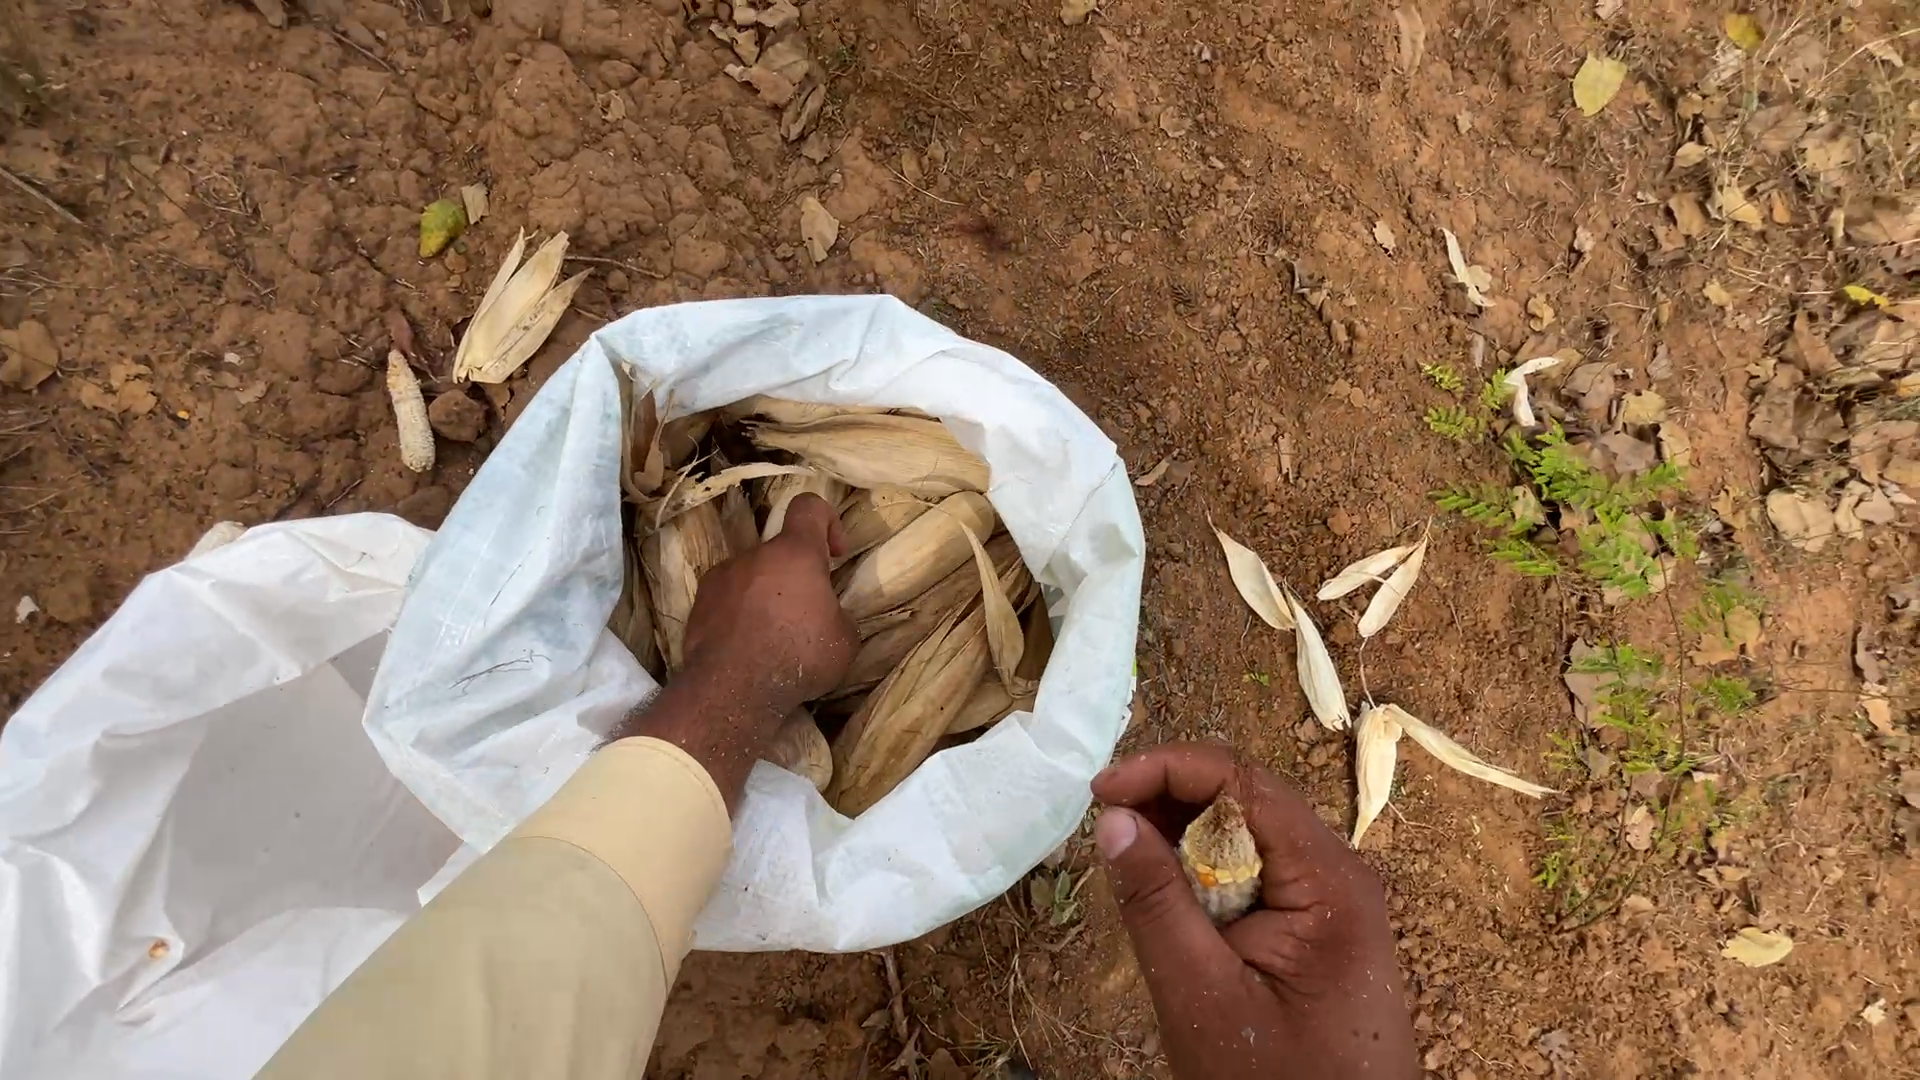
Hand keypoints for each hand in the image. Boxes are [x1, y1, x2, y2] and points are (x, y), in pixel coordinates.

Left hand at [679, 493, 857, 711]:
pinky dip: (740, 615)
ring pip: (752, 576)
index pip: (809, 507)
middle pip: (781, 551)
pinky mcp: (698, 604)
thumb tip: (827, 615)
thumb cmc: (798, 656)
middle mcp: (755, 555)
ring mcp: (721, 578)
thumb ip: (838, 614)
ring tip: (773, 637)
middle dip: (796, 577)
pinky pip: (728, 599)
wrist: (733, 690)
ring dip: (766, 596)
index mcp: (795, 553)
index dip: (827, 521)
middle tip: (806, 616)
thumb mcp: (845, 639)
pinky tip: (747, 647)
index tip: (834, 554)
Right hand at [1091, 743, 1417, 1079]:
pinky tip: (1164, 882)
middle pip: (1242, 795)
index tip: (1101, 792)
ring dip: (1178, 825)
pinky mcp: (1310, 919)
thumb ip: (1155, 900)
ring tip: (1126, 846)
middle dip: (1167, 795)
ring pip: (1241, 825)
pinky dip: (1197, 861)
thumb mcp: (1201, 994)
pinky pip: (1247, 863)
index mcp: (1327, 877)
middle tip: (1107, 819)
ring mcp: (1326, 894)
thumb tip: (1111, 816)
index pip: (1239, 780)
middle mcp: (1335, 869)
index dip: (1164, 769)